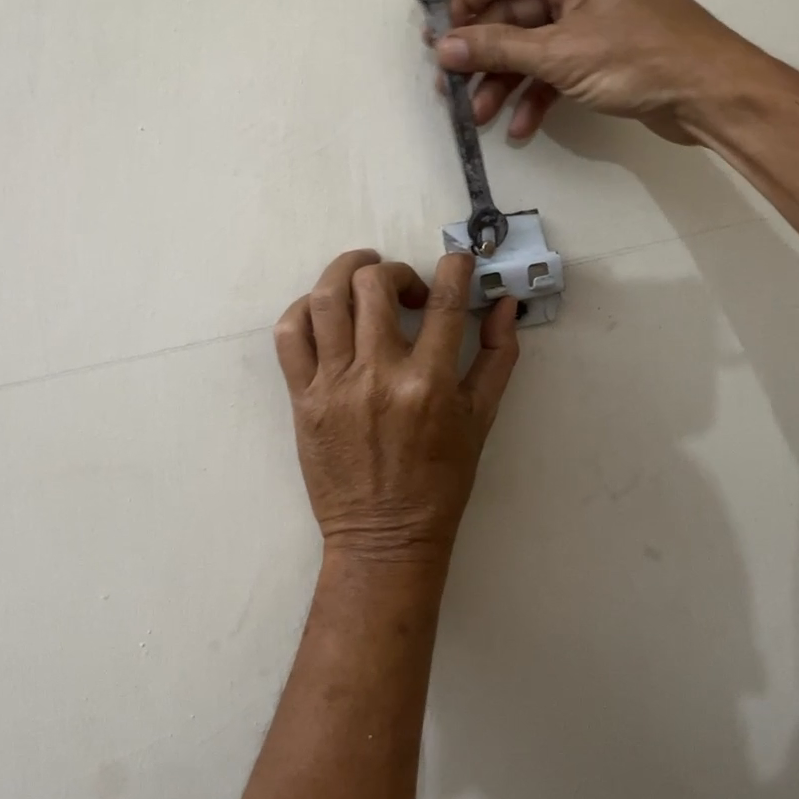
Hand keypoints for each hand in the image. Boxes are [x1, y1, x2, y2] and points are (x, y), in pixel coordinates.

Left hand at [274, 250, 520, 562]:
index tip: (457, 262)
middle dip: (397, 271)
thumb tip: (507, 305)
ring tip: (363, 278)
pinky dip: (306, 308)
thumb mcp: (481, 420)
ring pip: (328, 298)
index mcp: (429, 383)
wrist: (385, 536)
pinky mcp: (302, 398)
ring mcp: (334, 385)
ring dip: (347, 272)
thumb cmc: (440, 482)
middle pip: (376, 285)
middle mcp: (379, 376)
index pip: (445, 301)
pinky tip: (326, 313)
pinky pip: (291, 334)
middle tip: (408, 291)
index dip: (455, 267)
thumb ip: (497, 358)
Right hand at [434, 0, 766, 144]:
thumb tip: (444, 49)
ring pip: (530, 46)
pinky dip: (535, 96)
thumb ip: (498, 49)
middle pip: (511, 11)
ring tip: (478, 117)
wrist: (710, 95)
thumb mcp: (560, 54)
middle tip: (450, 88)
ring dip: (503, 82)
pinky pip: (554, 69)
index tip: (440, 40)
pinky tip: (520, 128)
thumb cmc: (639, 58)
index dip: (465, 2)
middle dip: (481, 53)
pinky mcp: (600, 54)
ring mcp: (590, 19)